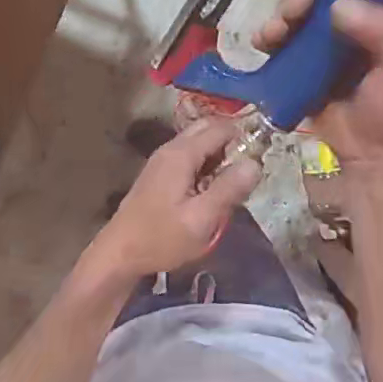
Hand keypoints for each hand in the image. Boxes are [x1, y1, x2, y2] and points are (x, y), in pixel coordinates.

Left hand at [77, 119, 261, 285]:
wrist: (119, 254)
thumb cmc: (161, 238)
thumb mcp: (202, 218)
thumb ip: (229, 189)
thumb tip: (255, 163)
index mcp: (182, 153)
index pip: (221, 128)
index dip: (244, 136)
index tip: (263, 155)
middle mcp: (171, 149)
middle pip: (207, 130)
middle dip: (232, 142)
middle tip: (250, 168)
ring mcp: (162, 161)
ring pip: (198, 144)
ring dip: (219, 155)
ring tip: (235, 181)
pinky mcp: (159, 175)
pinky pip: (189, 158)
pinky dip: (206, 165)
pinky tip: (212, 189)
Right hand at [254, 0, 382, 168]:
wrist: (370, 156)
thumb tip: (338, 6)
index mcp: (382, 17)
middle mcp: (350, 24)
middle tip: (298, 6)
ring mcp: (321, 45)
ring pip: (296, 14)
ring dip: (282, 15)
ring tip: (276, 32)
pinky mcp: (298, 65)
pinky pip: (280, 43)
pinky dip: (269, 37)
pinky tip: (265, 43)